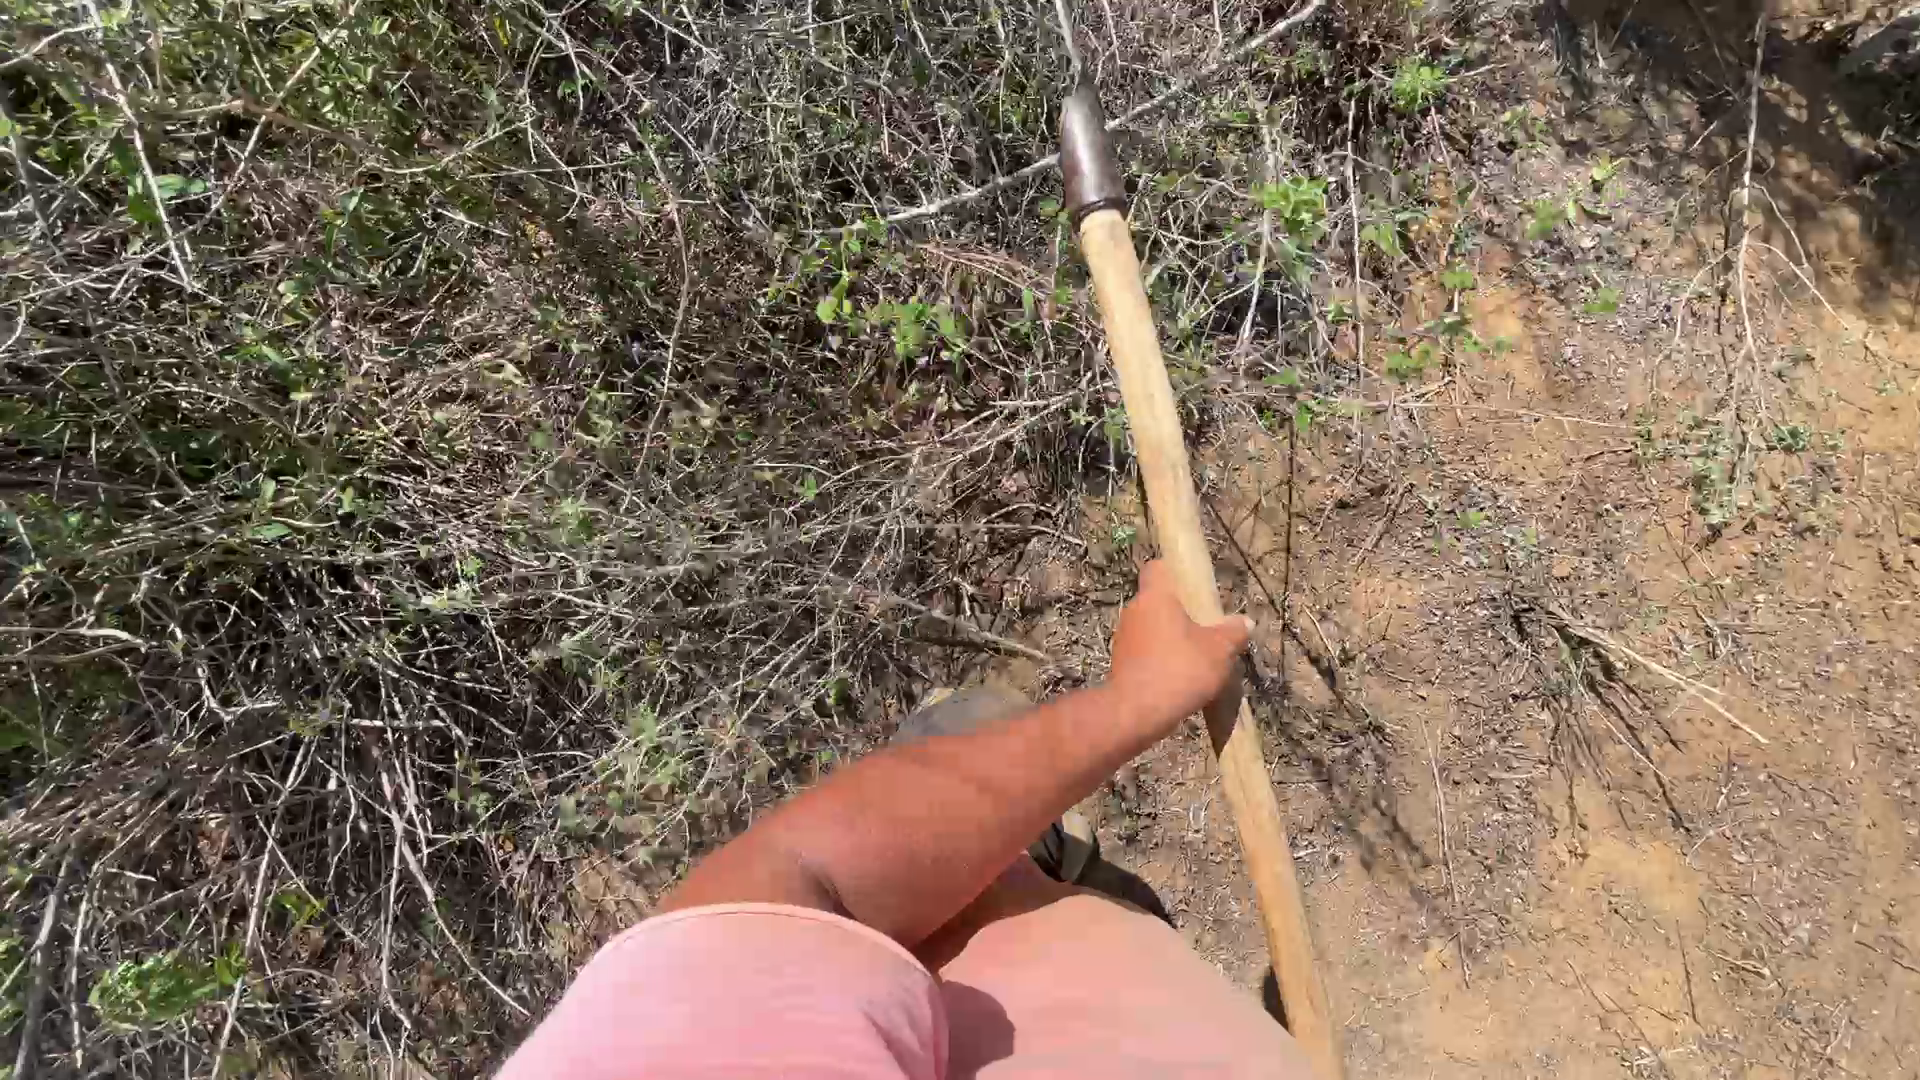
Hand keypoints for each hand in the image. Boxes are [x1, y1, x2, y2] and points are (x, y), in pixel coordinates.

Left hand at [1106, 560, 1252, 736]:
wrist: (1136, 711)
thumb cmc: (1179, 669)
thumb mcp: (1219, 650)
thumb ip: (1233, 632)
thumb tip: (1245, 622)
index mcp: (1155, 596)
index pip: (1157, 568)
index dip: (1174, 571)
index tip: (1194, 588)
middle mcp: (1134, 610)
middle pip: (1158, 600)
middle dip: (1181, 612)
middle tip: (1206, 628)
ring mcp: (1124, 636)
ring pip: (1151, 627)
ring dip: (1171, 637)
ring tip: (1197, 657)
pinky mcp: (1120, 661)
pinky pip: (1145, 650)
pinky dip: (1160, 657)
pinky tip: (1179, 676)